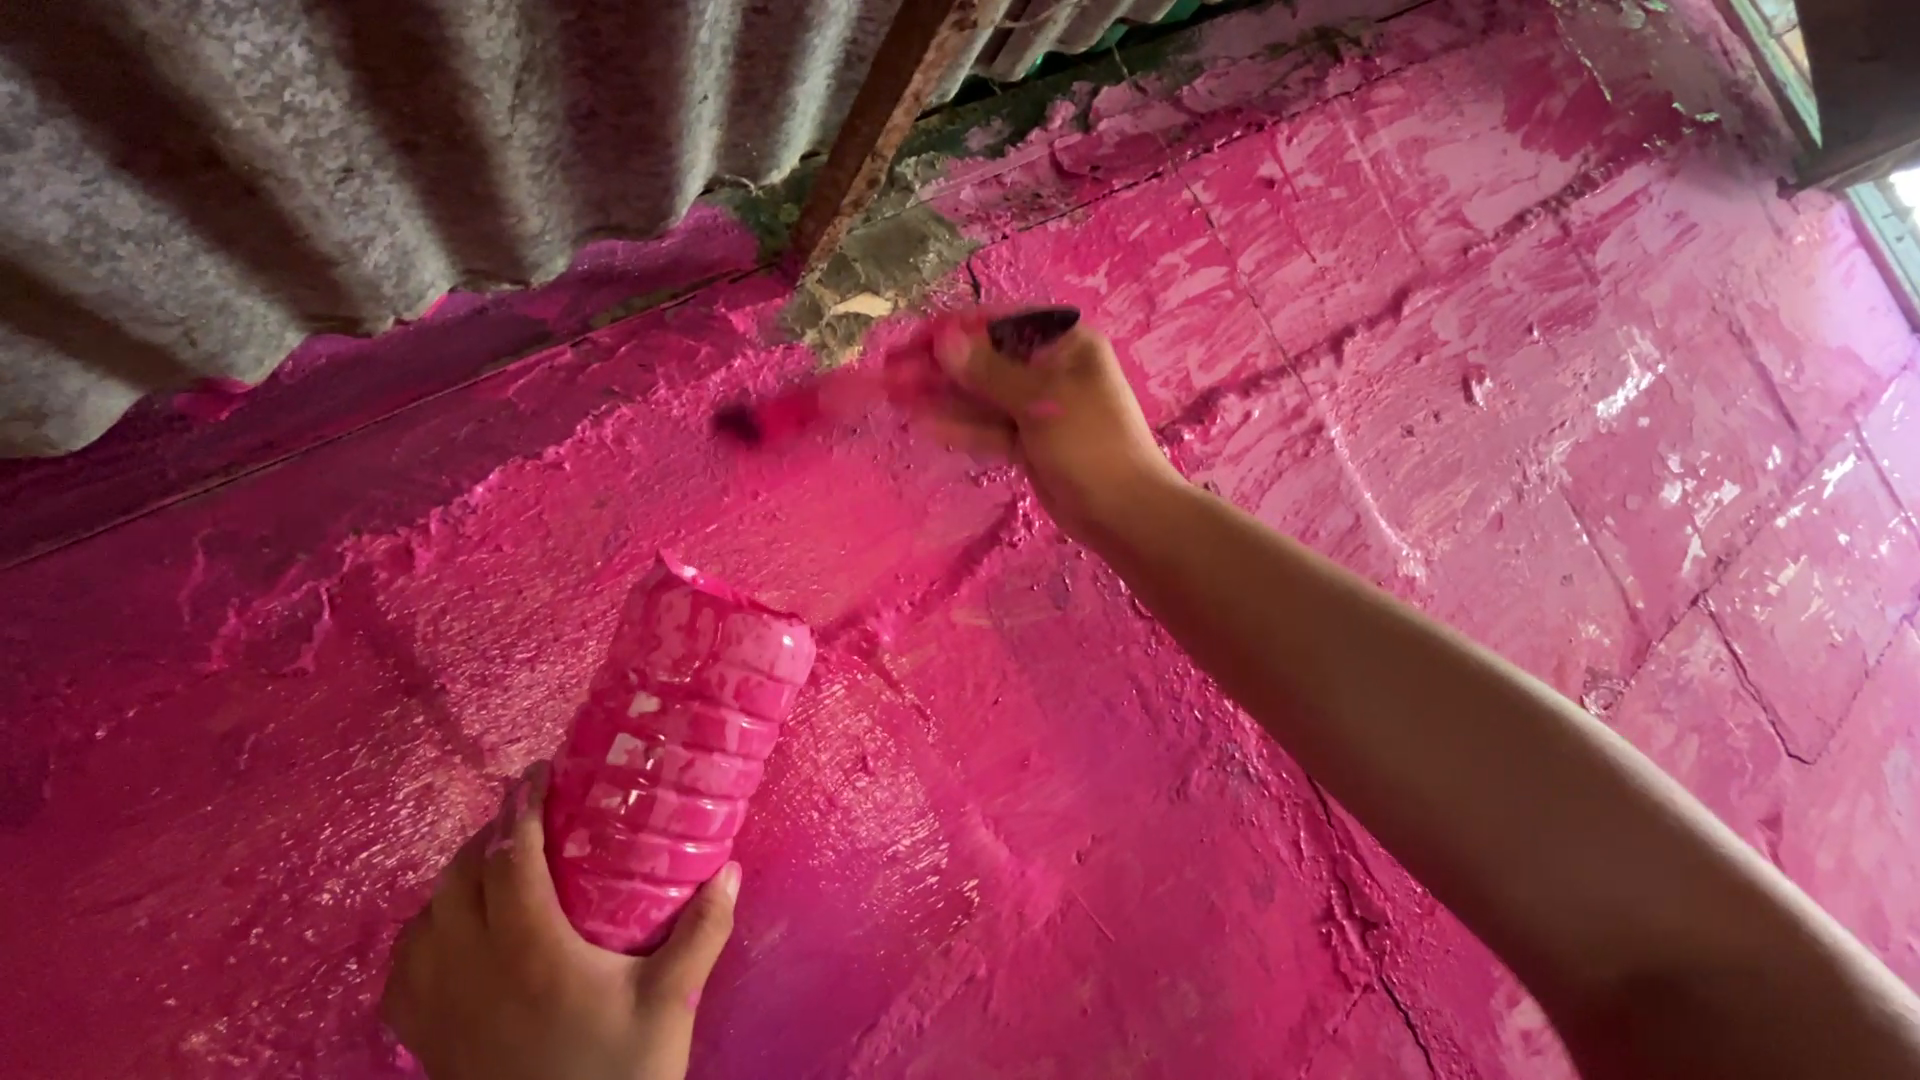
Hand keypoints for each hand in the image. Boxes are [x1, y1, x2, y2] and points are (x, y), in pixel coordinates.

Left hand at [381, 762, 738, 1079]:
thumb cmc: (619, 1074)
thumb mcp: (672, 1001)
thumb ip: (702, 931)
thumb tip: (730, 868)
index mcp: (531, 950)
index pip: (508, 858)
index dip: (519, 808)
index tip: (538, 773)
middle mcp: (473, 969)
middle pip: (458, 878)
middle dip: (489, 834)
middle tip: (529, 816)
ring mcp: (439, 1009)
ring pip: (423, 918)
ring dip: (455, 879)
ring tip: (494, 866)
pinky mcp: (424, 1042)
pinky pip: (401, 969)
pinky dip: (420, 934)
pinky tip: (449, 934)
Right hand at [917, 311, 1182, 544]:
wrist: (1124, 512)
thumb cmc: (1090, 445)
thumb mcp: (1040, 401)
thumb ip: (988, 371)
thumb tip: (944, 339)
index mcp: (1064, 343)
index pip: (998, 325)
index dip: (952, 332)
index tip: (909, 343)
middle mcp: (1050, 369)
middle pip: (984, 361)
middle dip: (938, 367)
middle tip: (889, 375)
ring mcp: (1038, 408)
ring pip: (981, 396)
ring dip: (941, 397)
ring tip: (894, 397)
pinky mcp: (1028, 442)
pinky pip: (989, 427)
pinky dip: (961, 426)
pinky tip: (924, 423)